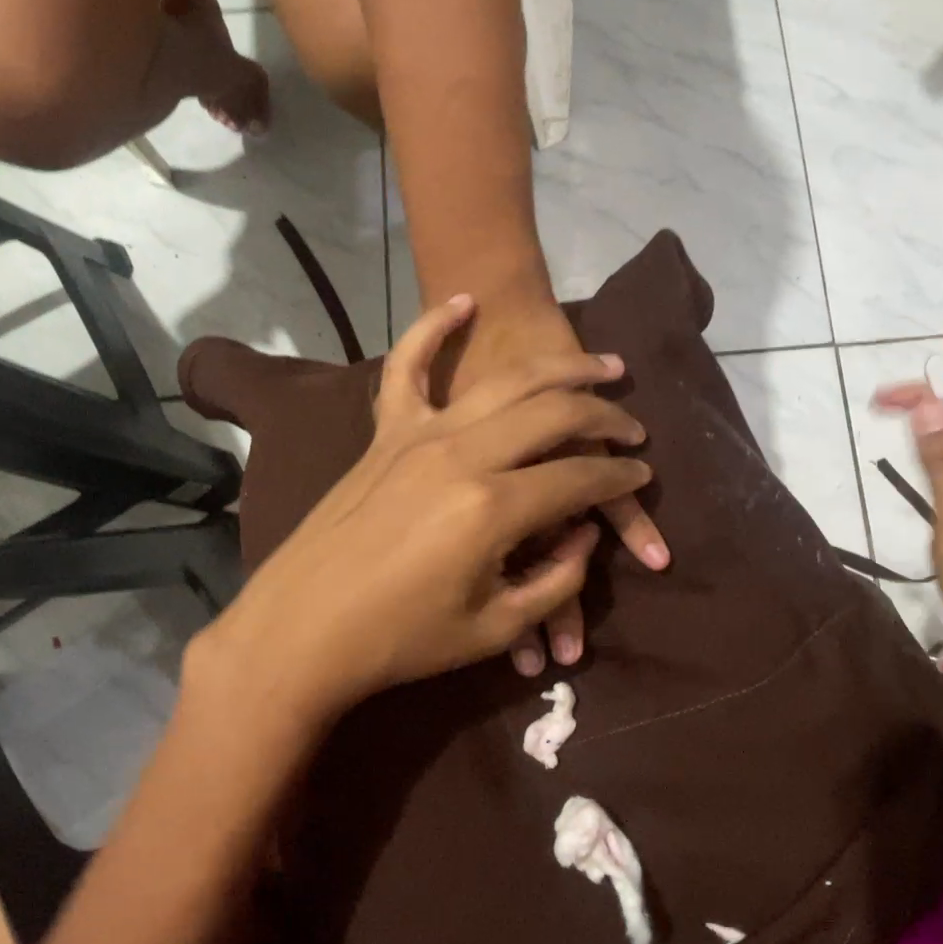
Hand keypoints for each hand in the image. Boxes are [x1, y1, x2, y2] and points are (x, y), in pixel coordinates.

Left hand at [190, 295, 654, 715]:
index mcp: (492, 510)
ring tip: (602, 367)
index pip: (580, 479)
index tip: (643, 473)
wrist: (300, 632)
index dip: (621, 476)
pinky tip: (466, 301)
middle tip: (632, 428)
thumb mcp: (493, 629)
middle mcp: (464, 455)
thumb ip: (557, 582)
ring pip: (506, 382)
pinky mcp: (384, 432)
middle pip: (556, 415)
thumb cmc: (401, 641)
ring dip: (561, 369)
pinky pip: (408, 366)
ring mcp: (420, 435)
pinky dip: (434, 327)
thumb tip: (586, 536)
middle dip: (606, 417)